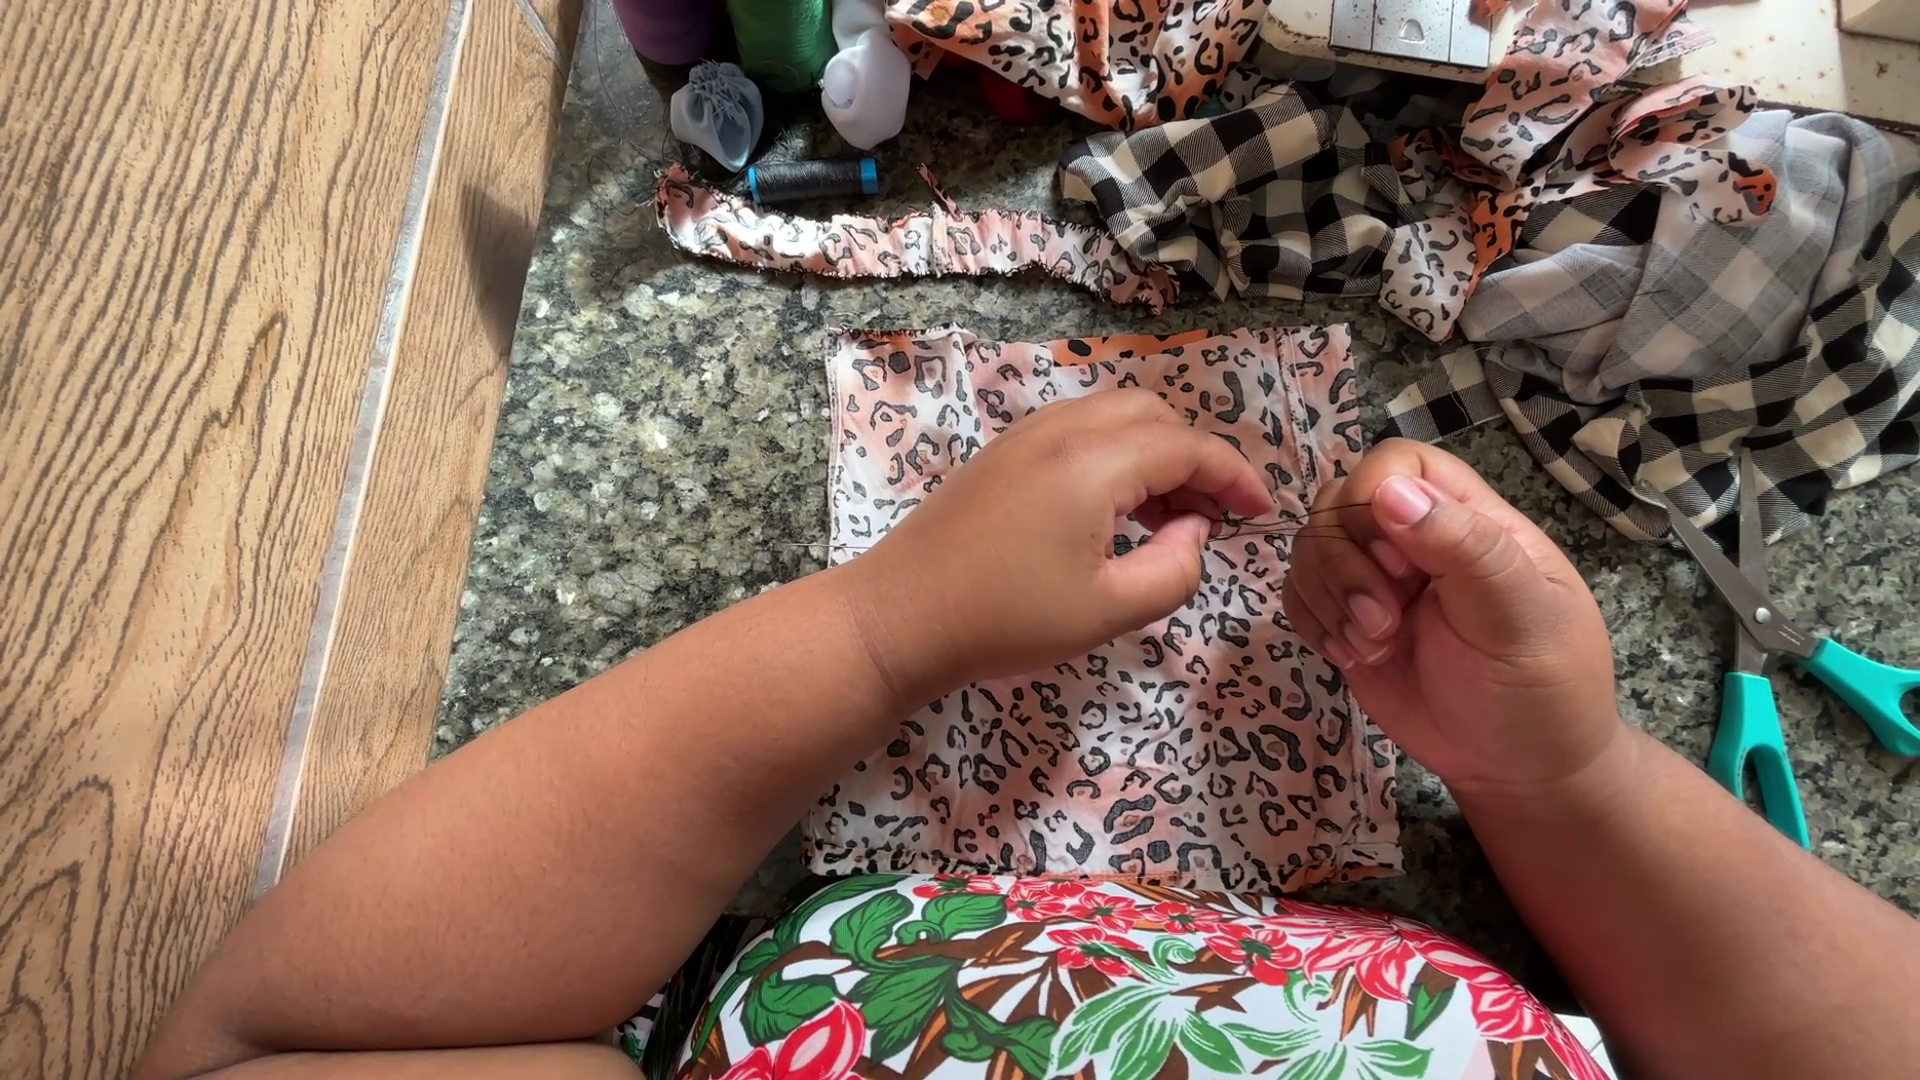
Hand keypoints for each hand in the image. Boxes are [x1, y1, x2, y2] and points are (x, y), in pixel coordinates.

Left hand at [842, 390, 1273, 698]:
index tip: (1261, 513)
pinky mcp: (1001, 454)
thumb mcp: (1107, 611)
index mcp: (1092, 462)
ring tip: (1164, 518)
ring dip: (1152, 453)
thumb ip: (1174, 570)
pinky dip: (1112, 455)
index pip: (1188, 447)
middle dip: (1194, 458)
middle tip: (1208, 517)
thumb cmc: (1004, 620)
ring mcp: (1024, 437)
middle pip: (1153, 415)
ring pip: (1112, 417)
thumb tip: (1194, 531)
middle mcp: (1060, 430)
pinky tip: (1109, 509)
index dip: (1235, 477)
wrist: (899, 616)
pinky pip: (1076, 431)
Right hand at [1280, 439, 1623, 796]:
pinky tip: (1351, 656)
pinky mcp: (1341, 616)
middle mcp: (1411, 538)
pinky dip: (1311, 624)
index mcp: (1468, 519)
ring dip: (1327, 601)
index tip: (1397, 564)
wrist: (1513, 765)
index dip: (1373, 499)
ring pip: (1306, 549)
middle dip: (1343, 566)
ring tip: (1371, 647)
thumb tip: (1390, 492)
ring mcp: (1371, 577)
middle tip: (1382, 623)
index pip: (1397, 464)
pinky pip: (1295, 594)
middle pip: (1334, 505)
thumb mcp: (1521, 620)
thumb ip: (1467, 550)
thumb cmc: (1540, 689)